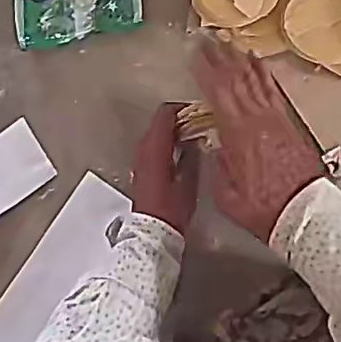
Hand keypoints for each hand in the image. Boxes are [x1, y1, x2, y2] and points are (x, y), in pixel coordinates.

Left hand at [131, 103, 198, 230]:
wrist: (151, 233)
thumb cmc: (171, 209)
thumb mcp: (188, 182)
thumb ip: (192, 156)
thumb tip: (197, 139)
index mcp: (155, 149)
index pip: (164, 115)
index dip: (181, 108)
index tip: (199, 111)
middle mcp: (143, 150)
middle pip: (159, 122)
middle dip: (179, 119)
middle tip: (200, 123)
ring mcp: (140, 159)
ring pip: (156, 133)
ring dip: (173, 130)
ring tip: (194, 135)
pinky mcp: (141, 168)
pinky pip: (153, 145)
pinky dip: (167, 142)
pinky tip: (182, 150)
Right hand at [195, 40, 323, 243]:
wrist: (304, 213)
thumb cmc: (264, 207)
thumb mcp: (227, 194)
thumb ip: (220, 166)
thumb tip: (217, 148)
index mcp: (238, 133)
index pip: (218, 92)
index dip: (206, 70)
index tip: (196, 53)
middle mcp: (258, 119)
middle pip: (236, 78)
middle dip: (220, 56)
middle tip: (209, 38)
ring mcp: (276, 118)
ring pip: (255, 80)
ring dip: (240, 59)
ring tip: (229, 42)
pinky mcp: (289, 122)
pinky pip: (273, 90)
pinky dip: (264, 73)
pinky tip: (258, 63)